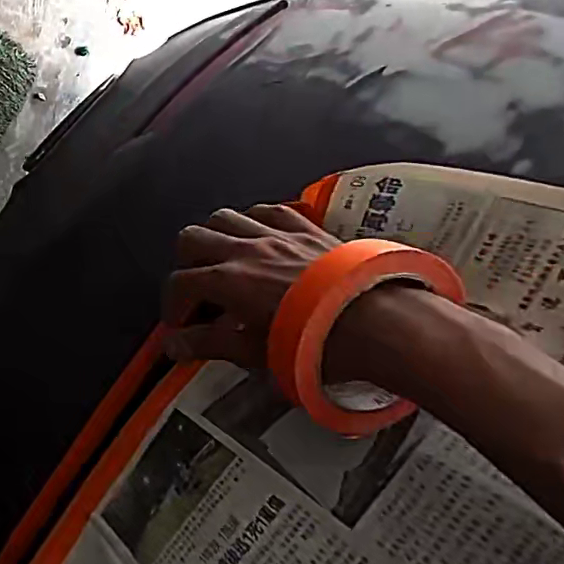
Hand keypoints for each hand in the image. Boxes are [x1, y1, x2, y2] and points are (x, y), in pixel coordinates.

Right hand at [161, 204, 342, 368]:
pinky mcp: (307, 230)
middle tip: (197, 285)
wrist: (390, 328)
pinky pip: (269, 211)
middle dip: (185, 262)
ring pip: (224, 217)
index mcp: (228, 280)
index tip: (182, 322)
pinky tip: (258, 235)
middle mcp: (245, 250)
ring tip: (222, 256)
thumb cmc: (322, 342)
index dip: (174, 304)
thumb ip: (208, 344)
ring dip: (214, 235)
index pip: (180, 284)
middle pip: (191, 238)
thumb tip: (172, 345)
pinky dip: (254, 220)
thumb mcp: (256, 352)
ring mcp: (276, 235)